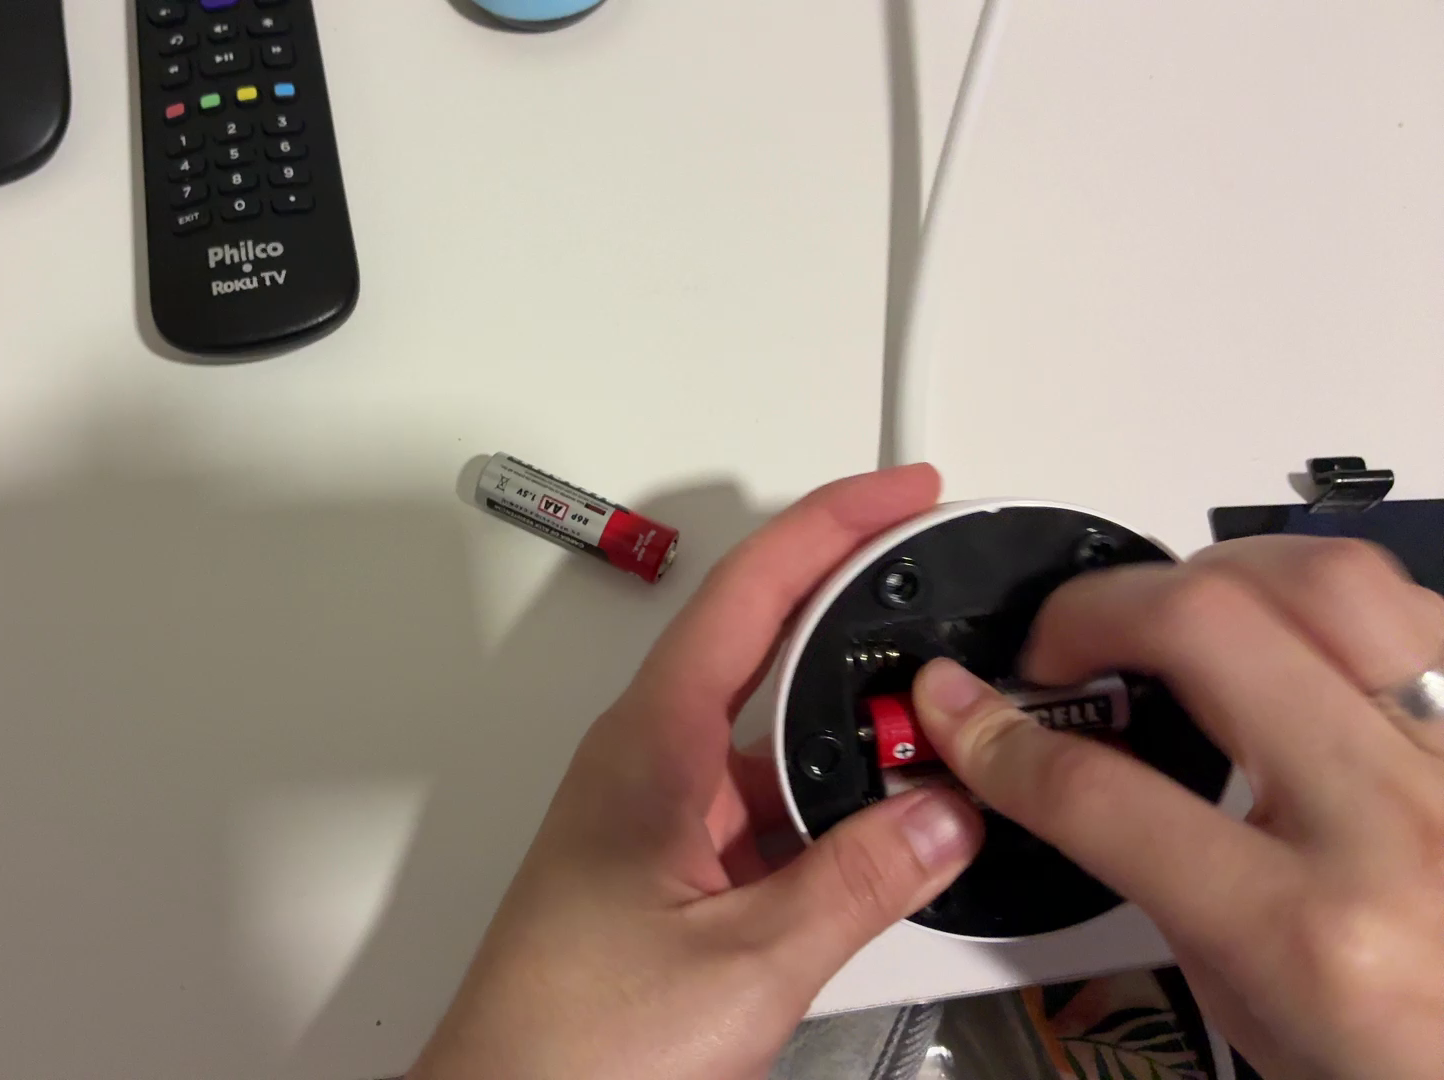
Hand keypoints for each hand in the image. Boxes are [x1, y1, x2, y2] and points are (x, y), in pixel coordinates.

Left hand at [407, 466, 983, 1079]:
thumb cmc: (579, 1032)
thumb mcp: (745, 961)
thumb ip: (853, 884)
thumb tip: (941, 816)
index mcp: (652, 740)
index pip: (746, 595)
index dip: (824, 528)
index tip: (893, 492)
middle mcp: (648, 747)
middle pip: (754, 631)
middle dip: (842, 589)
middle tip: (924, 561)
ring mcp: (657, 791)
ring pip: (761, 711)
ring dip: (837, 694)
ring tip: (925, 691)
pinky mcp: (667, 836)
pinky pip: (755, 778)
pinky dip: (817, 770)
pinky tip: (872, 795)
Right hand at [911, 535, 1443, 1079]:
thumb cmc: (1420, 1065)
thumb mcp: (1233, 991)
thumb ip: (1136, 858)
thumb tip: (1042, 758)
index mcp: (1316, 934)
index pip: (1090, 789)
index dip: (988, 734)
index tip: (954, 706)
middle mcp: (1410, 831)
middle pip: (1198, 626)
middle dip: (1084, 613)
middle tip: (1060, 648)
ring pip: (1320, 580)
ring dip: (1203, 578)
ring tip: (1163, 618)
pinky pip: (1419, 608)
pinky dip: (1317, 606)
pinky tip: (1281, 646)